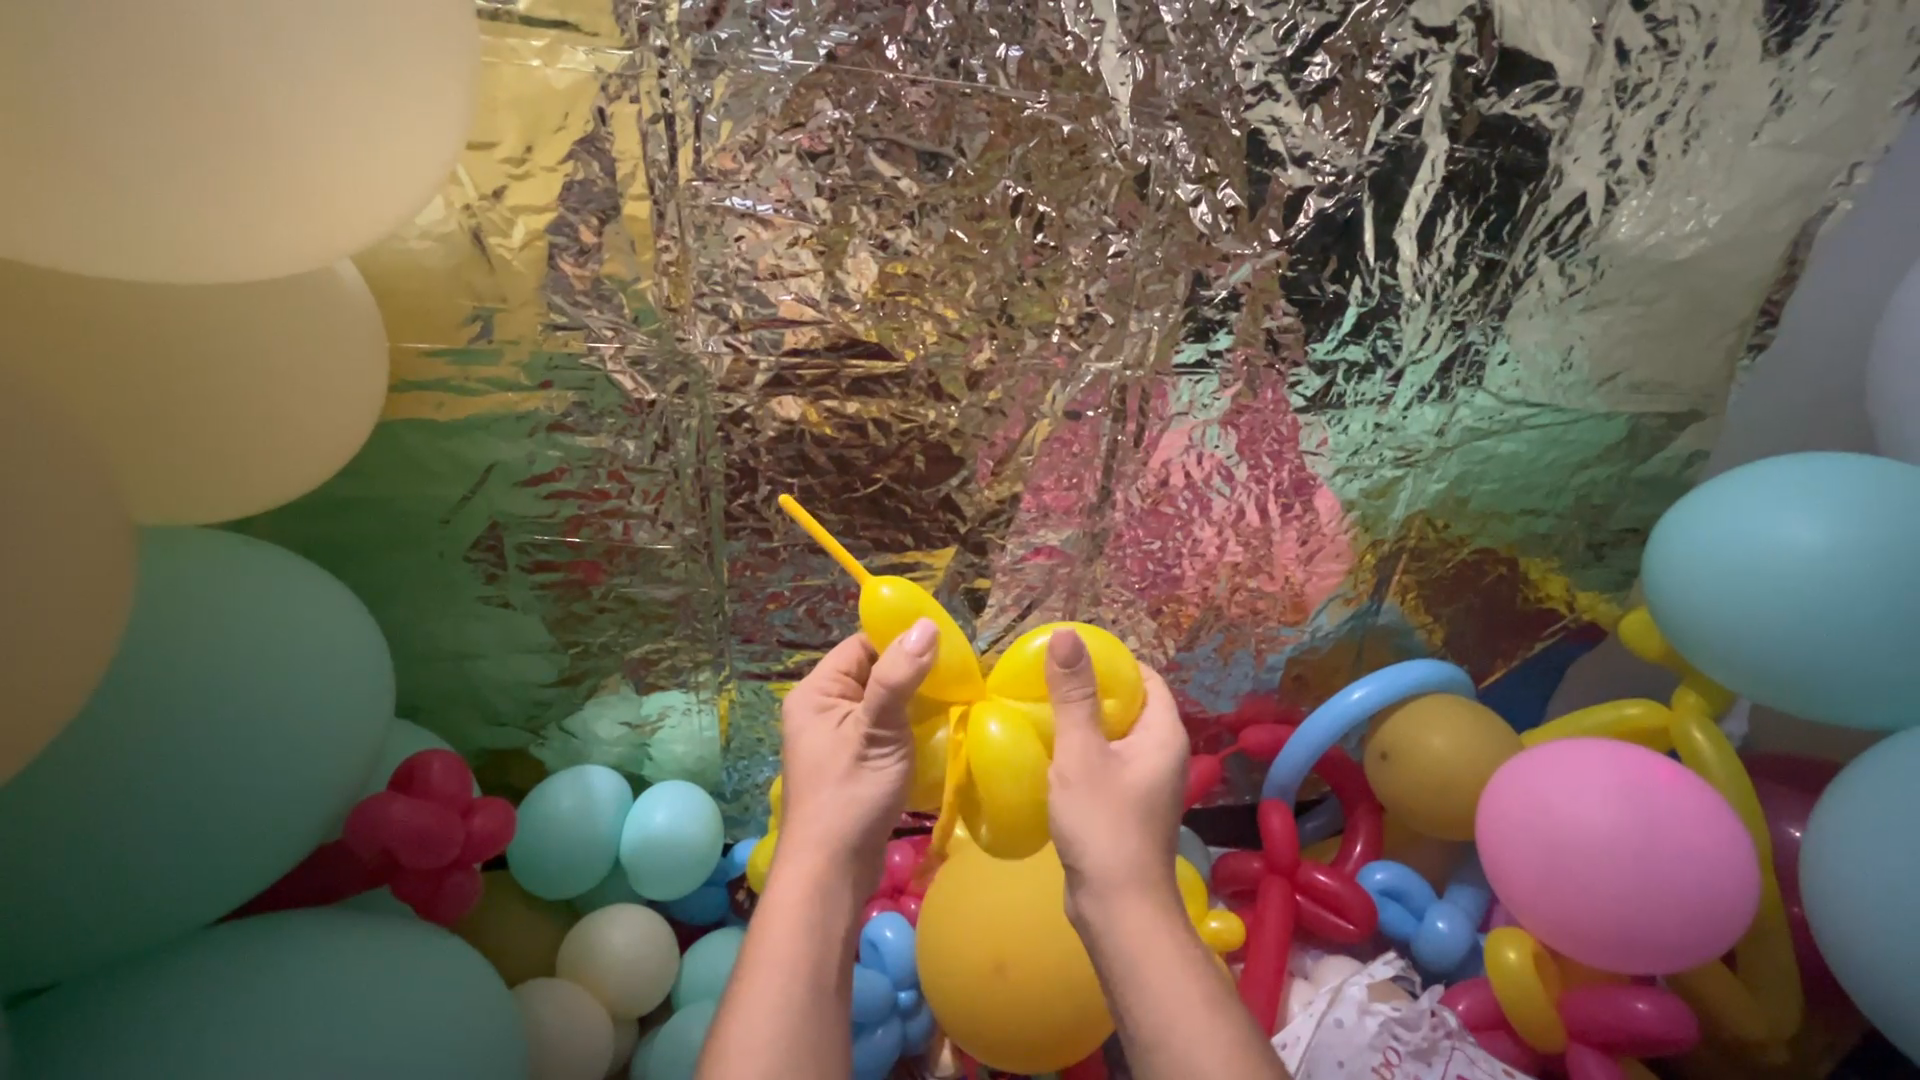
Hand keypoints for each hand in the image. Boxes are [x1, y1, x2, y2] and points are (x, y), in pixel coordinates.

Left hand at [775, 620, 937, 893]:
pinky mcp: (853, 762)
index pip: (863, 644)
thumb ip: (900, 676)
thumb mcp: (879, 729)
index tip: (947, 644)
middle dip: (914, 671)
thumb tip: (926, 625)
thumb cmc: (850, 793)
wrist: (831, 872)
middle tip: (959, 675)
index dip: (901, 640)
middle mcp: (822, 708)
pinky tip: (939, 730)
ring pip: (883, 701)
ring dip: (916, 701)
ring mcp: (837, 737)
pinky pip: (884, 728)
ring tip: (956, 699)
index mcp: (816, 691)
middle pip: (874, 671)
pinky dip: (910, 726)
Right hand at [1043, 629, 1190, 920]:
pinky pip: (1108, 764)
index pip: (1146, 678)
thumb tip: (1067, 635)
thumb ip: (1073, 694)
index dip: (1112, 661)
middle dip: (1093, 691)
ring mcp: (1148, 784)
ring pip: (1117, 738)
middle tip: (1049, 680)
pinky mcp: (1129, 808)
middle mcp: (1164, 755)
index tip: (1072, 656)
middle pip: (1131, 706)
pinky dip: (1084, 753)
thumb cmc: (1103, 822)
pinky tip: (1052, 755)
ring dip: (1085, 724)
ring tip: (1043, 711)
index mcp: (1164, 734)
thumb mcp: (1081, 752)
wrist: (1117, 906)